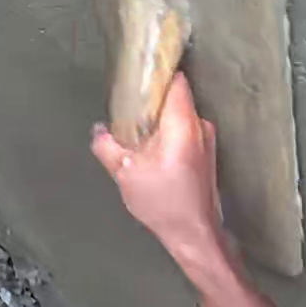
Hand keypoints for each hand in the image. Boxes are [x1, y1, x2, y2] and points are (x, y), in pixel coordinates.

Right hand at [91, 73, 225, 262]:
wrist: (194, 234)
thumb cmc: (166, 205)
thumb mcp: (124, 172)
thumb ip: (106, 145)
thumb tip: (99, 131)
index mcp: (183, 125)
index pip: (176, 81)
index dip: (157, 72)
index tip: (139, 72)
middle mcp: (200, 127)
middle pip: (175, 97)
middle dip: (151, 100)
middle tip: (128, 108)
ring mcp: (206, 140)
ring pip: (178, 115)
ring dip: (157, 120)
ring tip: (136, 134)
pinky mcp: (205, 153)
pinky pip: (184, 130)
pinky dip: (167, 134)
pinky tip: (150, 151)